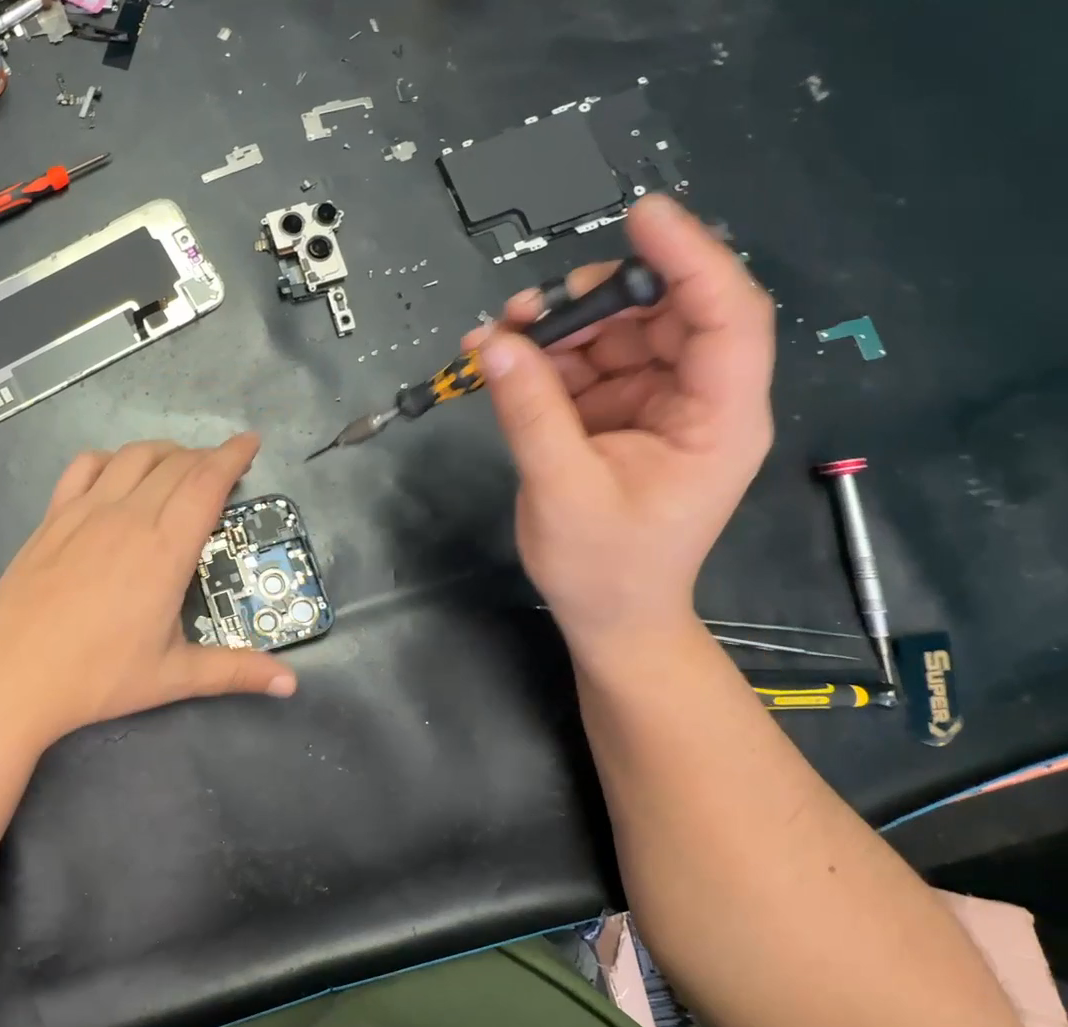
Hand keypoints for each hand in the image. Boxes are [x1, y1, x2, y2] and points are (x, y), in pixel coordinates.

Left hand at [0, 435, 296, 754]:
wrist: (11, 676)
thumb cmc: (96, 678)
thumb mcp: (171, 677)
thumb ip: (234, 671)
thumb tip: (291, 684)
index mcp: (164, 548)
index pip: (206, 482)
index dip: (233, 456)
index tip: (251, 442)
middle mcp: (127, 516)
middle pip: (174, 463)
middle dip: (205, 457)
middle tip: (222, 470)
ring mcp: (83, 512)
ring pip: (131, 456)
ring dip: (163, 452)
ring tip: (177, 466)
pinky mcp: (51, 518)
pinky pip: (84, 467)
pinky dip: (110, 459)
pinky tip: (116, 474)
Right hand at [462, 195, 774, 644]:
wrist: (610, 617)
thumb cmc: (605, 566)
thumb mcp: (561, 488)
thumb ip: (530, 411)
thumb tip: (493, 343)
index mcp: (719, 418)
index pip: (725, 315)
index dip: (690, 258)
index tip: (641, 217)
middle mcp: (699, 399)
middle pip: (663, 315)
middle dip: (594, 303)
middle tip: (522, 312)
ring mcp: (659, 405)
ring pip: (618, 336)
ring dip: (557, 332)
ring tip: (497, 341)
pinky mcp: (621, 416)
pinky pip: (587, 368)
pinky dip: (545, 363)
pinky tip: (503, 366)